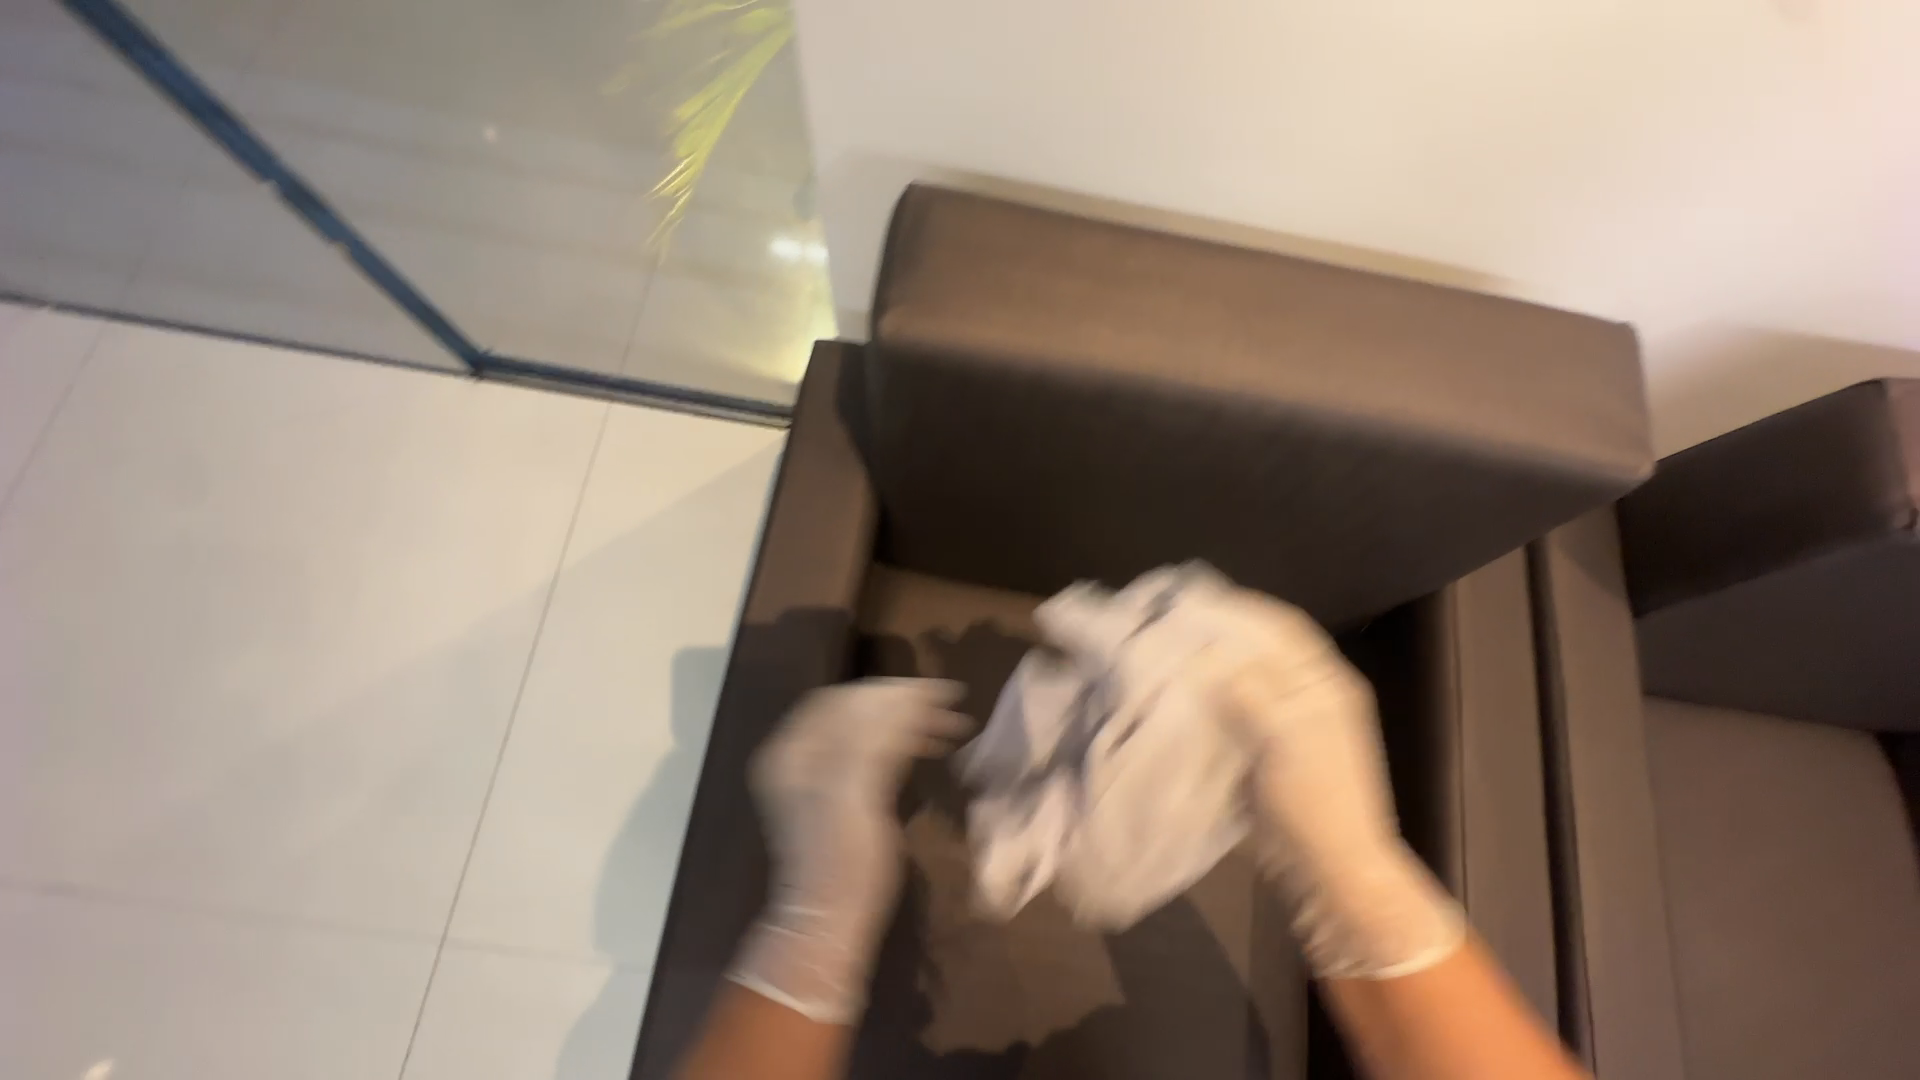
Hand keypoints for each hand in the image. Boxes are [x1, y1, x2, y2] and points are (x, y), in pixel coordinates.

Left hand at [729, 678, 968, 1022]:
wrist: (831, 918)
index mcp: (795, 749)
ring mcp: (821, 774)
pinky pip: (875, 753)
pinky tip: (933, 744)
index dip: (886, 690)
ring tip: (953, 725)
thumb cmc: (841, 857)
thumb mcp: (853, 792)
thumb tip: (905, 697)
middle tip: (950, 704)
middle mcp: (804, 754)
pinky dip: (904, 743)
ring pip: (870, 731)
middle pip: (857, 712)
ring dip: (910, 722)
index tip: (931, 689)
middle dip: (903, 705)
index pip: (842, 699)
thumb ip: (873, 740)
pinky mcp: (843, 793)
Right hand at [1095, 578, 1463, 980]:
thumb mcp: (1286, 737)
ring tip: (1169, 653)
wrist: (1329, 867)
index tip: (1198, 599)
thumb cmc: (1316, 798)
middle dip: (1221, 635)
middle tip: (1174, 624)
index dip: (1244, 609)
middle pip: (1262, 650)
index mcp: (1326, 684)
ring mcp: (1289, 723)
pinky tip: (1179, 694)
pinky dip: (1209, 697)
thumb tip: (1207, 657)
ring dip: (1212, 666)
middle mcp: (1309, 695)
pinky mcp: (1267, 748)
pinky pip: (1235, 709)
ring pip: (1245, 679)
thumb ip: (1249, 690)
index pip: (1284, 628)